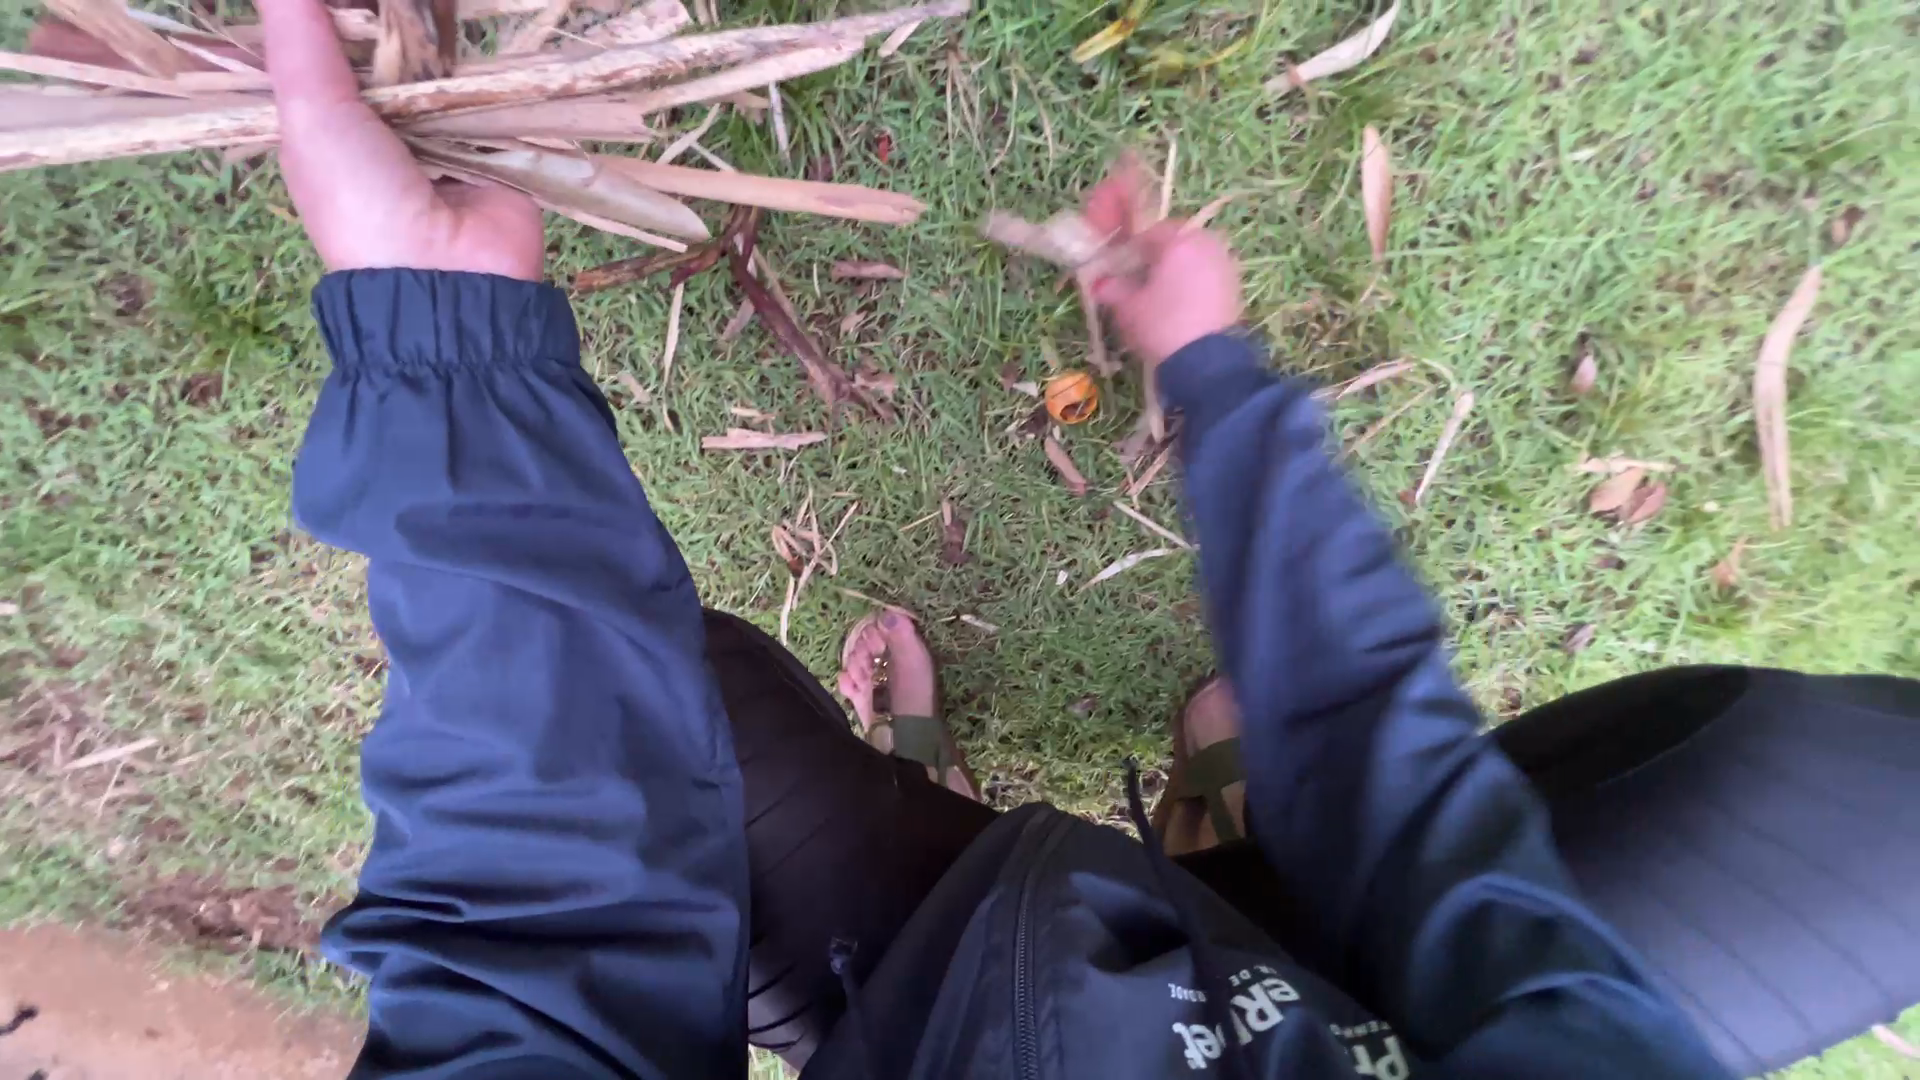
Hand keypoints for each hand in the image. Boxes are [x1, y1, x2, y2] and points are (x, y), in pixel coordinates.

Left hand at [261, 0, 543, 280]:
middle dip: (396, 22)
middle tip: (403, 4)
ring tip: (440, 9)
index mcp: (335, 123)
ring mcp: (451, 144)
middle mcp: (394, 130)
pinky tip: (480, 52)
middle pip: (393, 55)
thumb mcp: (311, 112)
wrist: (450, 275)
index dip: (338, 13)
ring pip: (446, 75)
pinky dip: (493, 83)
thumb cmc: (364, 199)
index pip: (334, 48)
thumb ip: (299, 37)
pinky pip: (497, 107)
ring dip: (442, 44)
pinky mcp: (503, 158)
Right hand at [1083, 167, 1242, 367]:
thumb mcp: (1129, 308)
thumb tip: (1100, 283)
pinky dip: (1184, 285)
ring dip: (1165, 271)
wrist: (1206, 363)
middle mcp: (1206, 242)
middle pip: (1168, 243)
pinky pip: (1201, 277)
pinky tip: (1171, 306)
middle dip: (1145, 257)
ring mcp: (1224, 264)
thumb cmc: (1162, 326)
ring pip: (1186, 260)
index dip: (1123, 242)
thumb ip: (1112, 288)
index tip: (1110, 257)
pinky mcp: (1233, 288)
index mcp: (1179, 239)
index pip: (1144, 230)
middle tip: (1127, 279)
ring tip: (1148, 296)